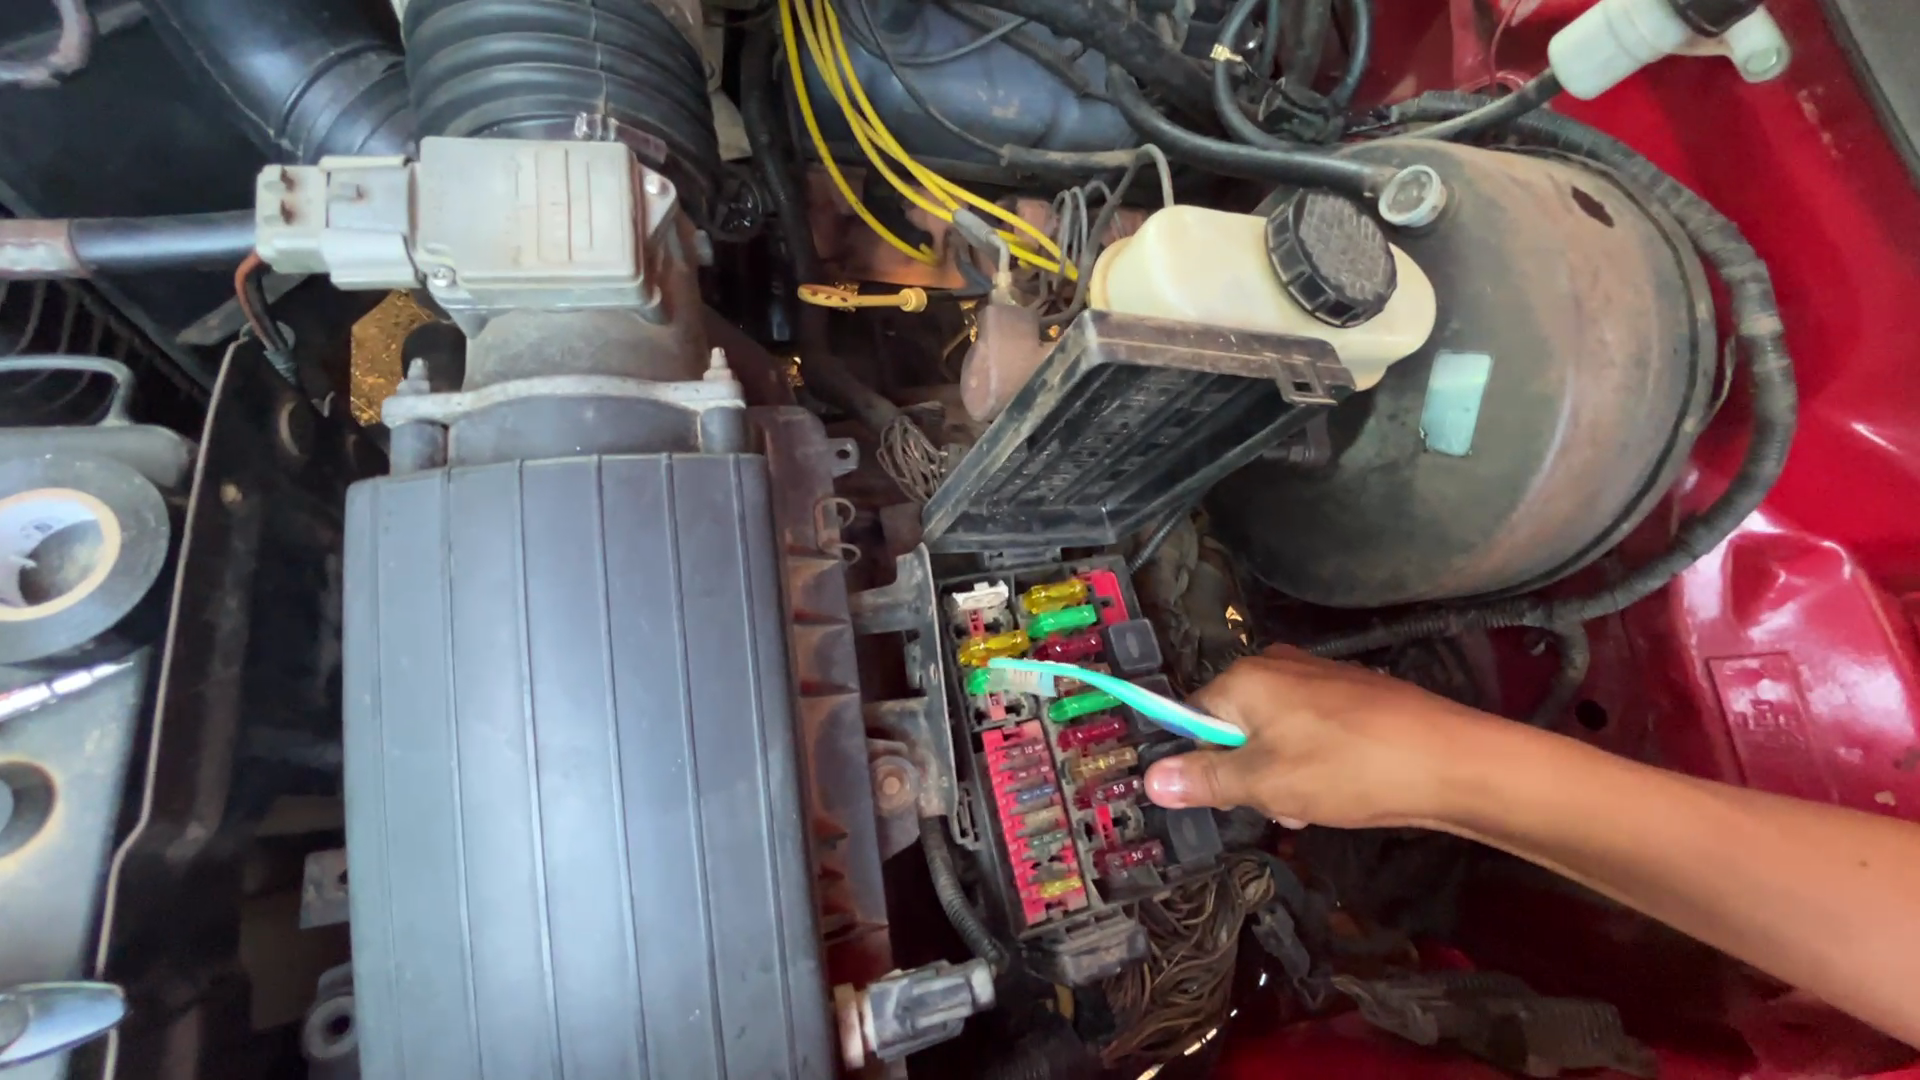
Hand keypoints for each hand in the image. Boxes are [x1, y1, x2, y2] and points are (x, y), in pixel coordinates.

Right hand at [1143, 646, 1493, 828]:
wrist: (1452, 760)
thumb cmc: (1345, 768)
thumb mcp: (1264, 784)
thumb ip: (1203, 780)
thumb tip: (1149, 780)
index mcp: (1243, 679)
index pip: (1191, 717)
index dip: (1203, 761)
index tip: (1228, 794)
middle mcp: (1273, 665)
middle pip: (1233, 723)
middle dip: (1247, 770)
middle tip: (1277, 805)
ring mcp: (1316, 673)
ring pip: (1273, 729)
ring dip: (1280, 769)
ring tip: (1314, 803)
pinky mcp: (1350, 689)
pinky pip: (1308, 724)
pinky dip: (1312, 755)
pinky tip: (1340, 785)